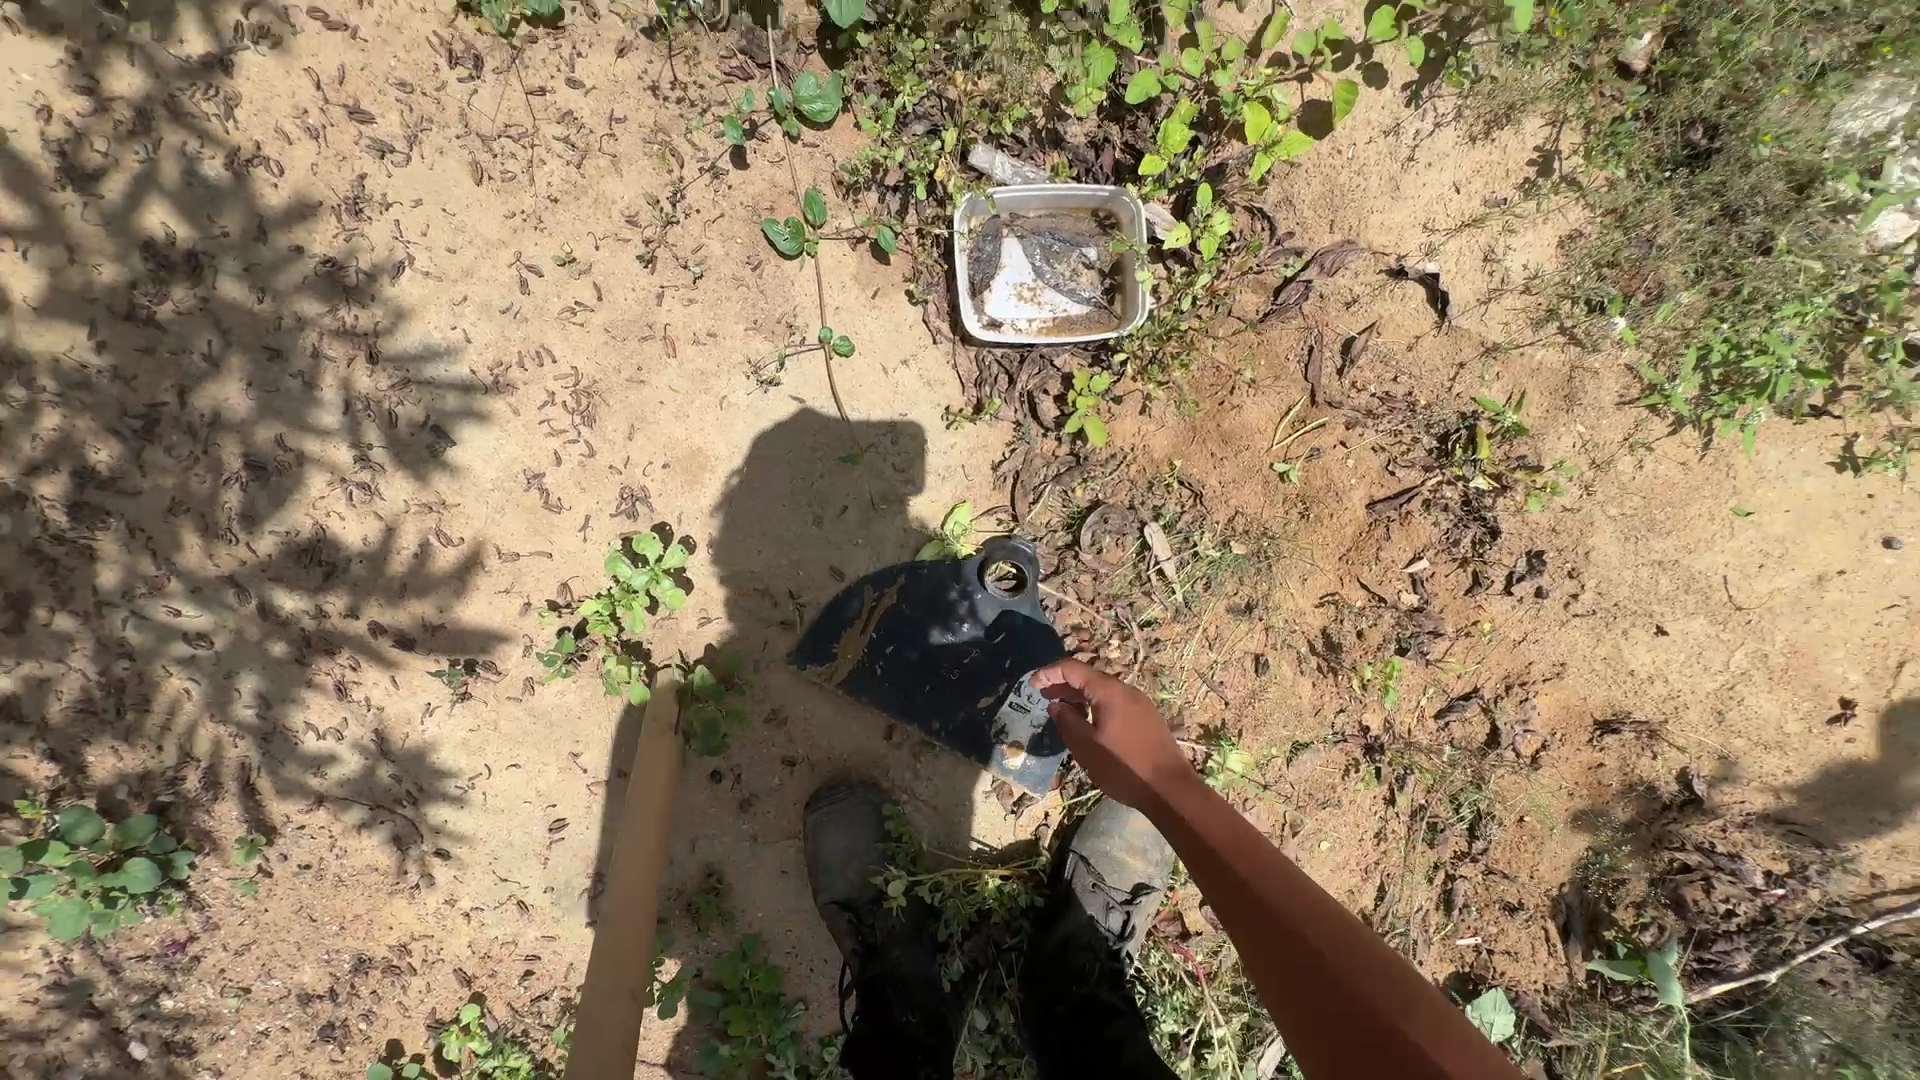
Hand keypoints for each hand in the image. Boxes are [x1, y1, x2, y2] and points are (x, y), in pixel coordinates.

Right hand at [1032, 659, 1194, 810]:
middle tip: (1042, 695)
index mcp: (1109, 691)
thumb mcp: (1086, 747)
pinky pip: (1115, 703)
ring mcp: (1140, 704)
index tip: (1032, 684)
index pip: (1073, 669)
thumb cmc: (1123, 767)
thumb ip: (1067, 721)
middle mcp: (1126, 690)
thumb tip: (1056, 704)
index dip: (1049, 673)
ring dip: (1079, 696)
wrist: (1170, 790)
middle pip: (1089, 677)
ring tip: (1061, 708)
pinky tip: (1088, 721)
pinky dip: (1095, 705)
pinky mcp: (1147, 718)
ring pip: (1103, 691)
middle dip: (1063, 684)